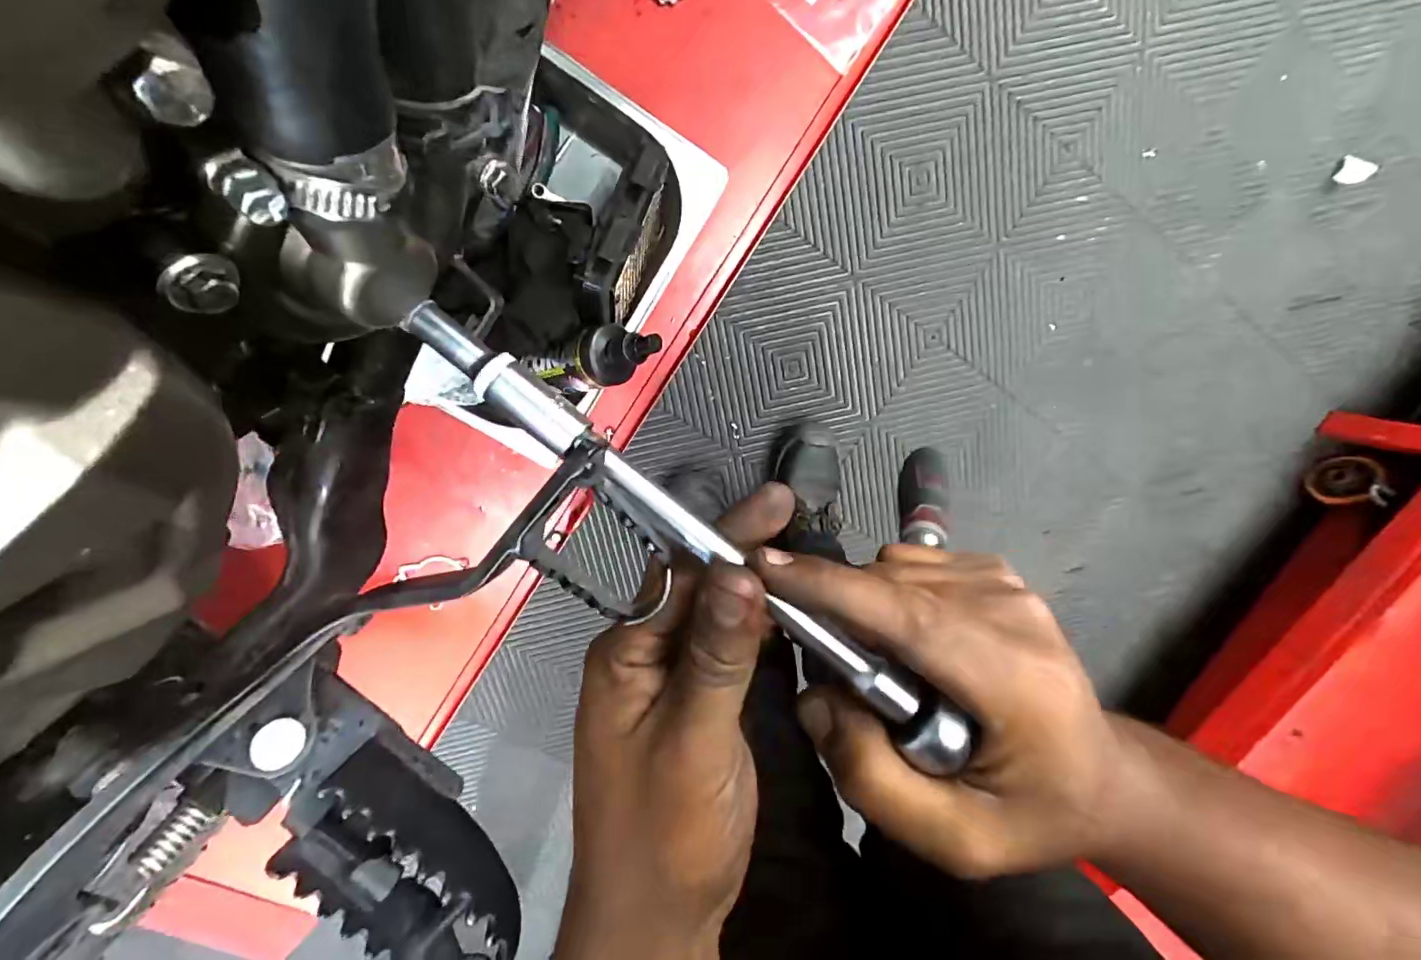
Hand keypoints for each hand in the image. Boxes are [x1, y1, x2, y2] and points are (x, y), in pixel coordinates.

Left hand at [556, 484, 793, 959]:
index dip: (728, 537)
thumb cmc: (666, 833)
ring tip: (795, 551)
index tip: (776, 503)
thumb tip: (740, 573)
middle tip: (791, 514)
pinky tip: (783, 609)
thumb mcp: (694, 739)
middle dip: (742, 550)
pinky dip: (754, 625)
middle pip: (696, 587)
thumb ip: (717, 655)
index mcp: (625, 653)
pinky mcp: (696, 701)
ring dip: (751, 584)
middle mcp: (642, 654)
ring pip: (713, 615)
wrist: (656, 917)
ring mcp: (669, 678)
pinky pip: (724, 647)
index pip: (681, 576)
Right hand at [753, 543, 1137, 878]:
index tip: (765, 566)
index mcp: (1015, 680)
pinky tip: (910, 639)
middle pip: (890, 589)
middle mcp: (1014, 614)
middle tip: (836, 671)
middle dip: (838, 612)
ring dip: (864, 605)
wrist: (1101, 775)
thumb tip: (816, 700)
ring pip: (895, 569)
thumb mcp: (955, 838)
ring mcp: (1009, 584)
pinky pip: (911, 564)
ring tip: (884, 664)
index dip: (831, 588)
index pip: (908, 616)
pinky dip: (888, 593)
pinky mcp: (997, 571)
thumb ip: (872, 778)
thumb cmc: (1030, 812)